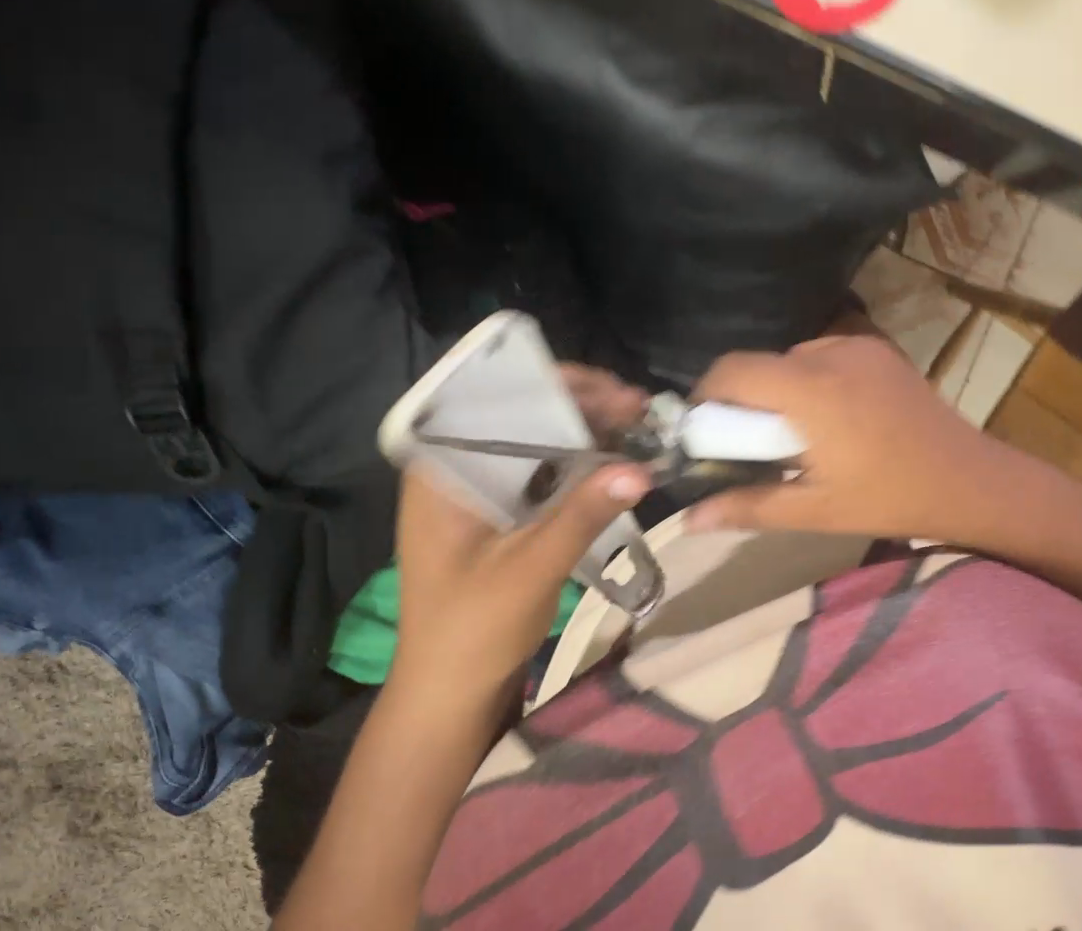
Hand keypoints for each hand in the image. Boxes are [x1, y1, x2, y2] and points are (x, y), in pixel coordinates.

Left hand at [391, 364, 651, 700]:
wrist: (450, 695)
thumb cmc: (472, 631)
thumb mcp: (531, 569)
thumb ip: (582, 515)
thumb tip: (642, 469)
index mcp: (440, 472)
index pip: (494, 400)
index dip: (555, 385)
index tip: (609, 390)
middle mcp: (455, 471)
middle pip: (520, 416)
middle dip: (580, 406)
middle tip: (637, 407)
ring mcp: (479, 493)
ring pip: (535, 442)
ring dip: (584, 432)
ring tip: (636, 425)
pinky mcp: (501, 515)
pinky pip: (542, 473)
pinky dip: (578, 464)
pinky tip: (615, 461)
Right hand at [686, 336, 1002, 539]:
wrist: (968, 480)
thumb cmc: (889, 499)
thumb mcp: (816, 510)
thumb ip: (749, 507)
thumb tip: (688, 519)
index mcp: (810, 391)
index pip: (733, 370)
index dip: (707, 395)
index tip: (705, 431)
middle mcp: (830, 354)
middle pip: (762, 363)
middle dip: (746, 399)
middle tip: (753, 444)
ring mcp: (860, 346)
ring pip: (793, 357)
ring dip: (781, 389)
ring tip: (798, 434)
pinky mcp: (880, 348)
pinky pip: (825, 354)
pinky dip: (812, 379)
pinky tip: (832, 417)